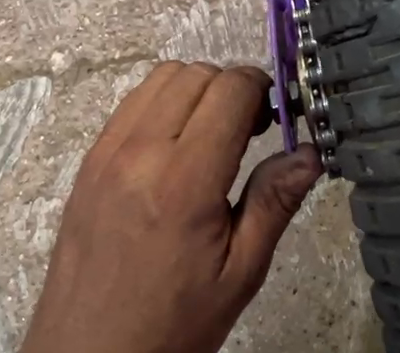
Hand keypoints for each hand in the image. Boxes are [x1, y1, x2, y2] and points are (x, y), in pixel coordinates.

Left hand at [21, 62, 322, 352]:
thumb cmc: (171, 326)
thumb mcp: (239, 275)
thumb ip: (274, 203)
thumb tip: (311, 152)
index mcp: (184, 182)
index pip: (230, 89)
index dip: (262, 89)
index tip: (277, 115)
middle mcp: (140, 152)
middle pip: (197, 73)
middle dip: (232, 88)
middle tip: (251, 128)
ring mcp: (107, 152)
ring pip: (162, 77)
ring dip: (196, 90)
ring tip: (213, 133)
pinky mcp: (88, 161)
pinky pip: (131, 102)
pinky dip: (162, 103)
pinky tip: (174, 144)